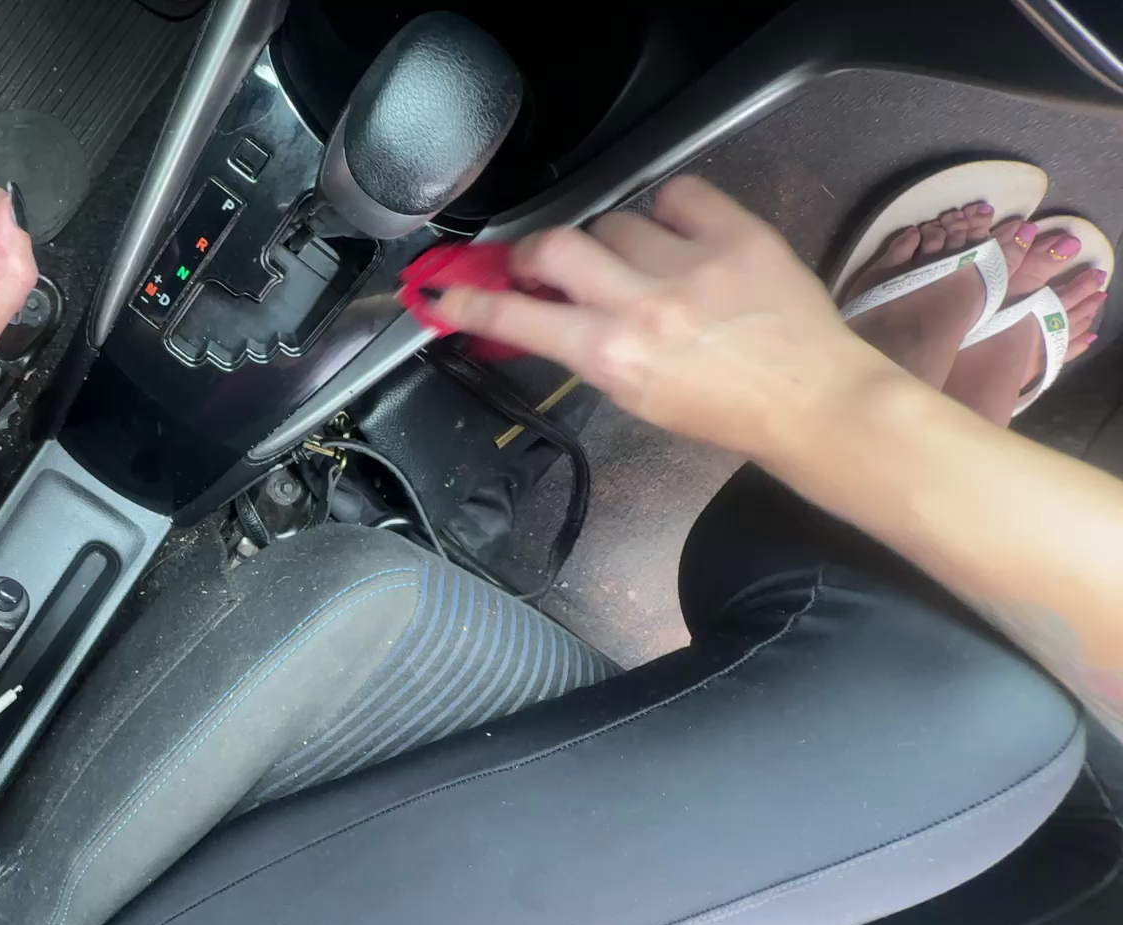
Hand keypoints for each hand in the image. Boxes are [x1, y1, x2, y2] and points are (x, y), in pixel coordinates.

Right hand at [428, 176, 913, 463]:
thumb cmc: (708, 410)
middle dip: (534, 252)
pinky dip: (665, 211)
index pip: (515, 318)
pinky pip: (677, 194)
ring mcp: (692, 264)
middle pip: (555, 244)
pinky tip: (675, 236)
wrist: (807, 400)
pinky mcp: (740, 234)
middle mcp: (642, 304)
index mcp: (608, 354)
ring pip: (614, 223)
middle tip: (541, 264)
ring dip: (609, 243)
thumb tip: (540, 310)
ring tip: (636, 265)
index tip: (437, 294)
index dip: (465, 304)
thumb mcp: (624, 392)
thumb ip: (579, 346)